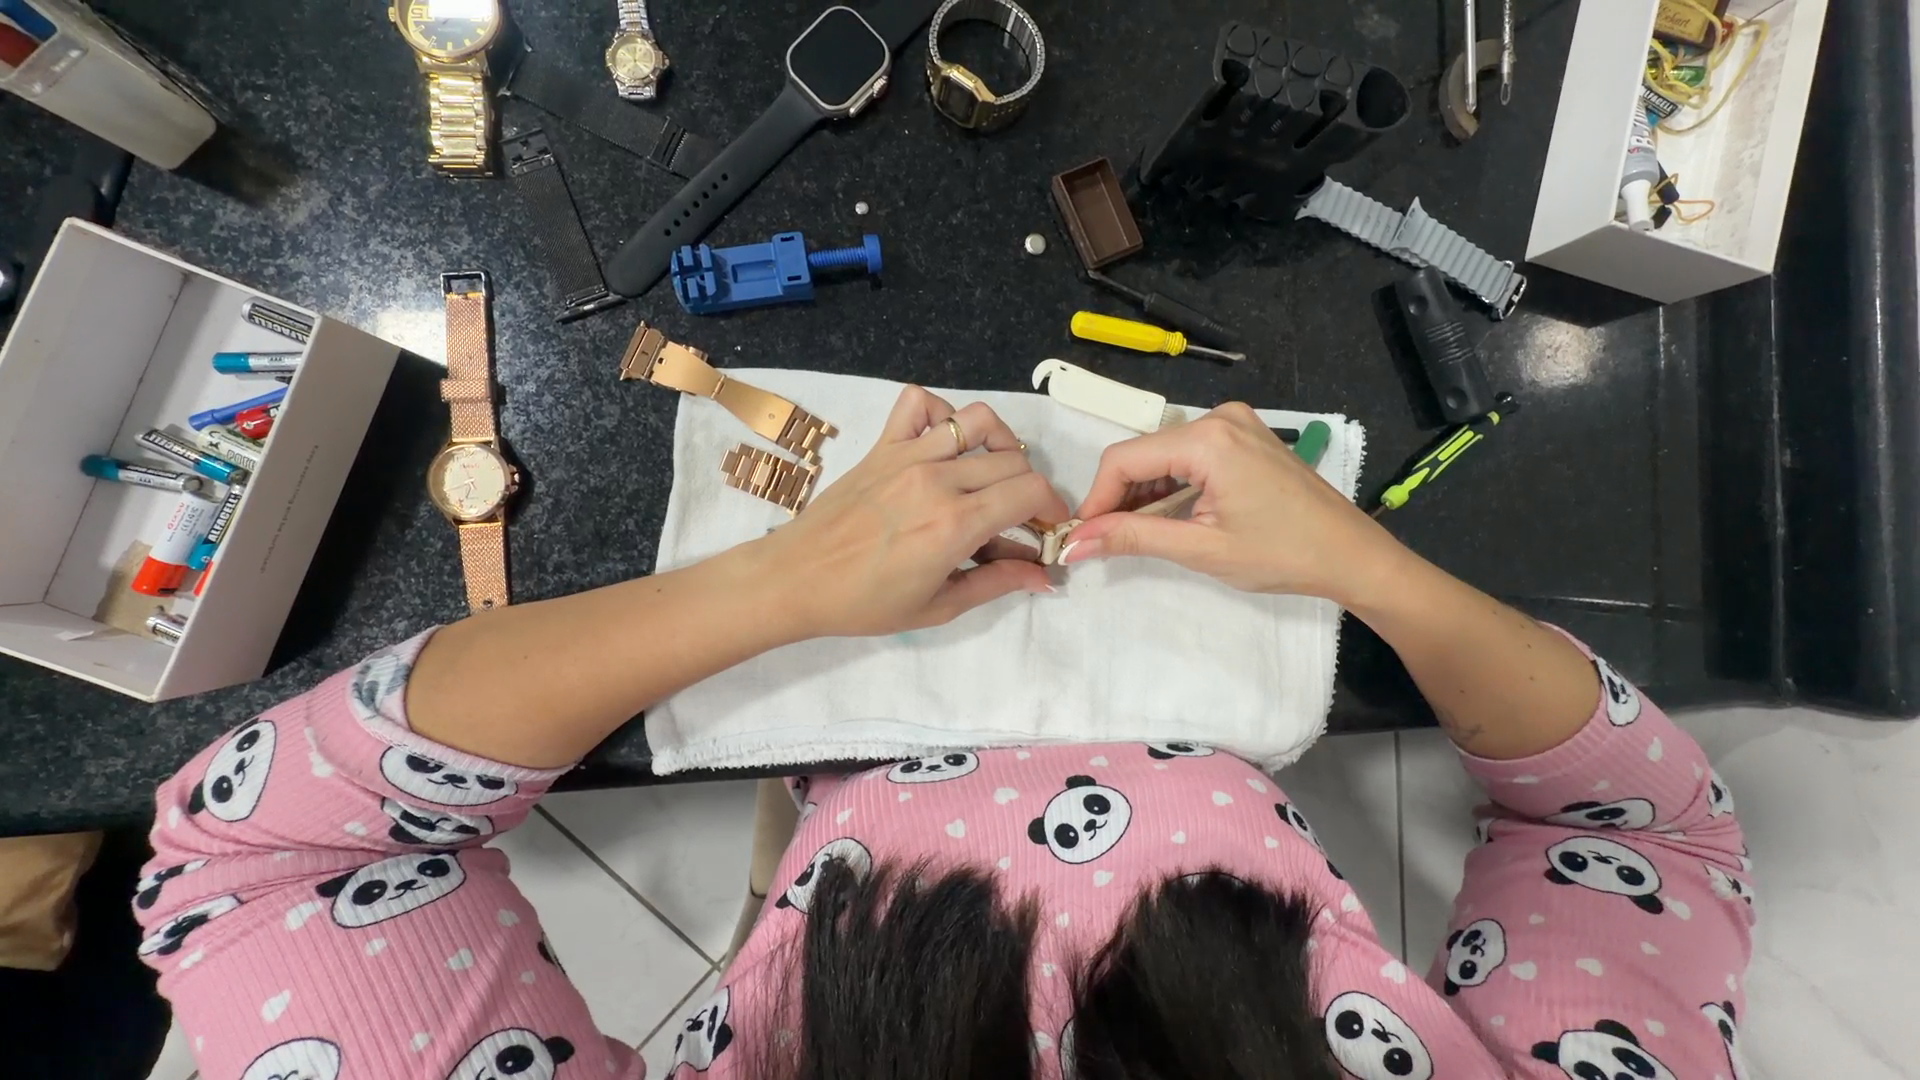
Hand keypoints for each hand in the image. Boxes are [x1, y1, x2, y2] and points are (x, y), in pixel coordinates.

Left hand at [753, 386, 1071, 637]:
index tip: (1047, 529)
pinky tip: (943, 445)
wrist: (795, 579)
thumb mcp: (938, 606)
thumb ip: (997, 584)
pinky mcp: (883, 445)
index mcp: (955, 524)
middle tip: (1017, 518)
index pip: (1031, 491)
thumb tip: (1045, 577)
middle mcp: (937, 479)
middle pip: (1014, 460)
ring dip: (1000, 444)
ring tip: (992, 472)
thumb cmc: (864, 604)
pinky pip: (919, 403)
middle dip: (1030, 489)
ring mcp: (908, 455)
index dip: (1052, 509)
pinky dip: (941, 413)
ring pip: (979, 420)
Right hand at [1064, 404, 1402, 603]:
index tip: (1084, 537)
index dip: (1096, 499)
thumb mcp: (1200, 548)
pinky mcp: (1244, 436)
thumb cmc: (1281, 555)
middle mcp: (1218, 418)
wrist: (1352, 556)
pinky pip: (1188, 454)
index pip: (1123, 459)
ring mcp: (1234, 423)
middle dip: (1120, 497)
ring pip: (1163, 454)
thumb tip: (1074, 544)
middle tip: (1110, 540)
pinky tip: (1172, 515)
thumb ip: (1132, 538)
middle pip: (1142, 453)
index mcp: (1207, 438)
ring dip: (1144, 493)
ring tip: (1143, 533)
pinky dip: (1171, 484)